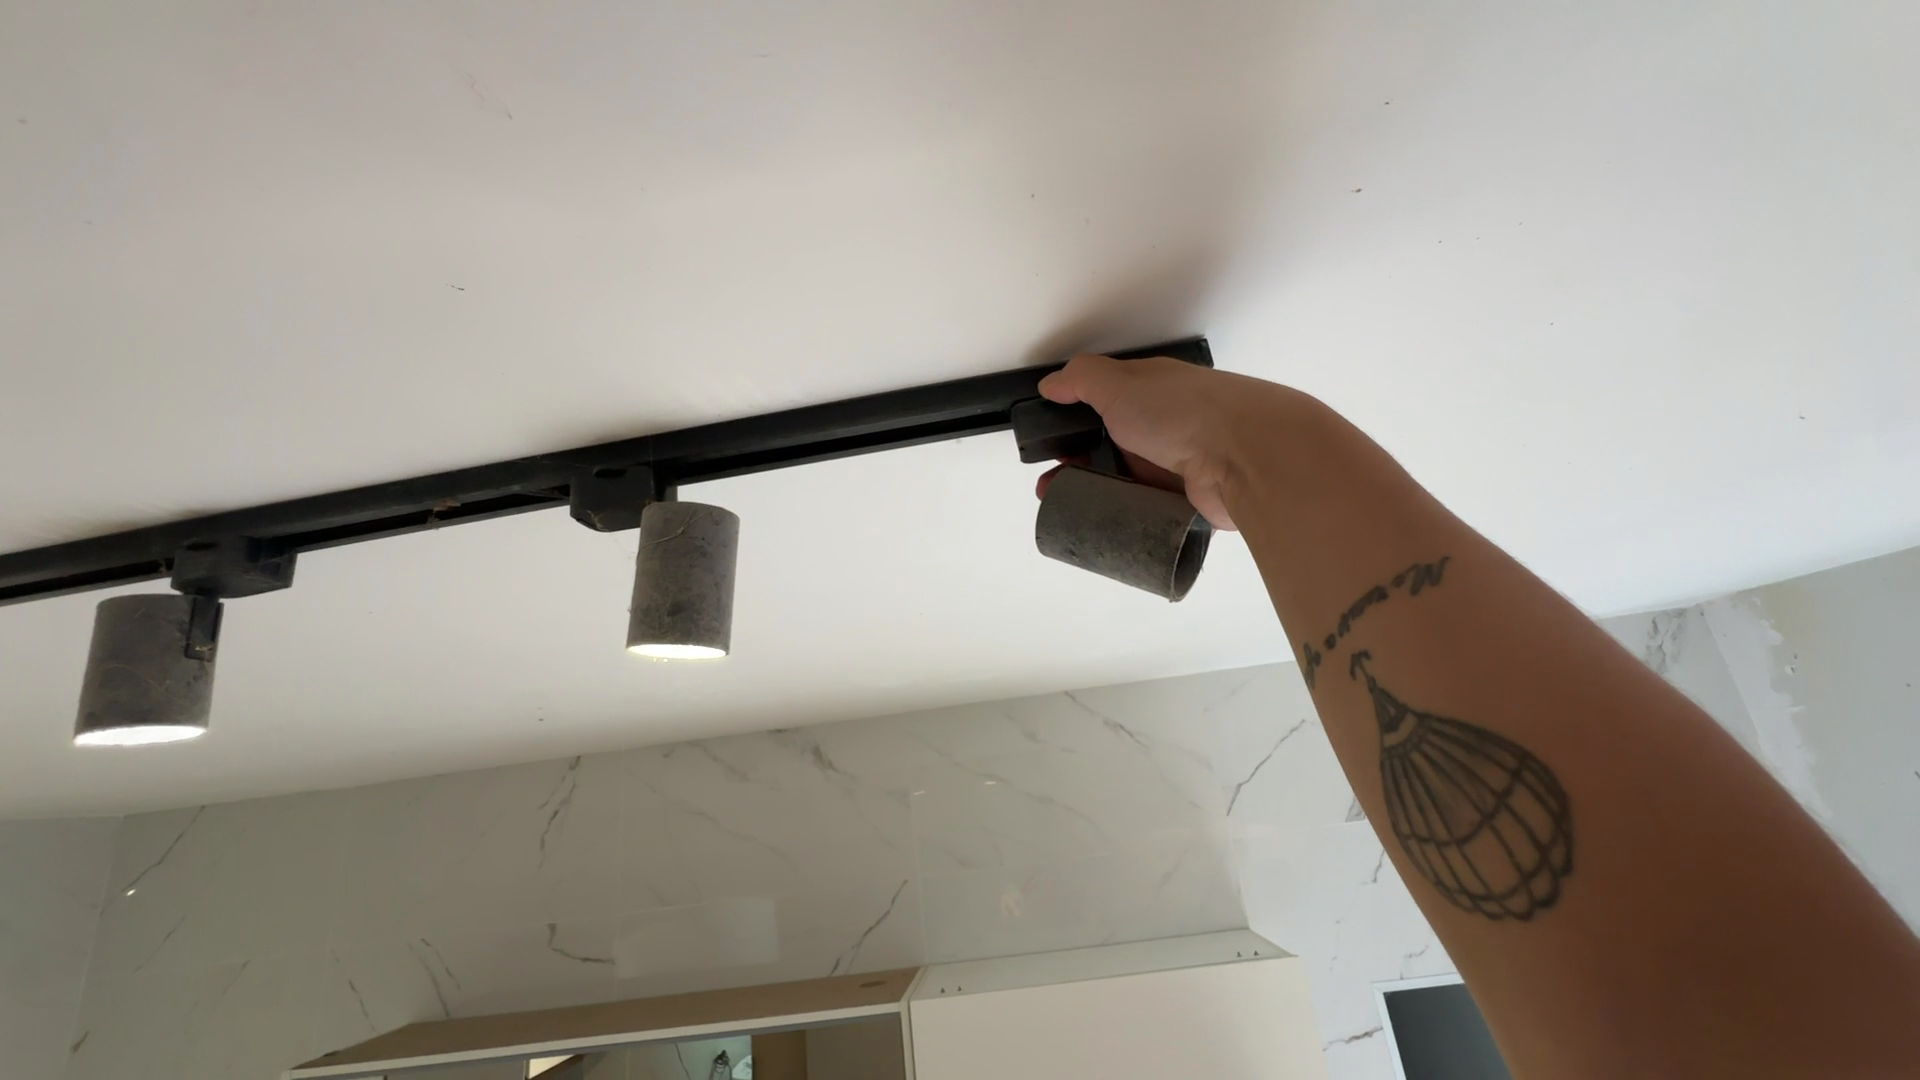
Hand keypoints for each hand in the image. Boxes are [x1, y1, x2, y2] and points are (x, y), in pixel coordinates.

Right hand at [1035, 353, 1290, 530]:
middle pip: (1108, 449)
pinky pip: (1144, 510)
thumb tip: (1051, 383)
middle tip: (1049, 488)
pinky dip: (1122, 517)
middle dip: (1075, 467)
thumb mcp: (1120, 383)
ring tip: (1067, 510)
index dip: (1071, 424)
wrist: (1244, 457)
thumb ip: (1081, 379)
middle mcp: (1161, 427)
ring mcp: (1174, 466)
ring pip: (1123, 483)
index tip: (1047, 446)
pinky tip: (1101, 527)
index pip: (1101, 406)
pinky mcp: (1183, 502)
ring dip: (1094, 496)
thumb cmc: (1179, 412)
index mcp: (1148, 394)